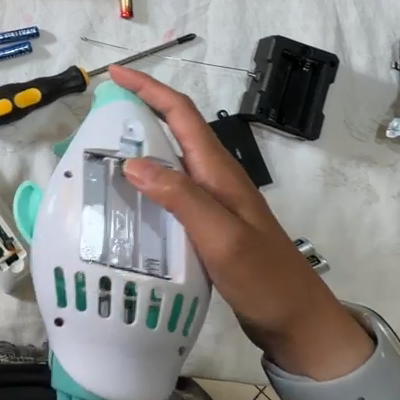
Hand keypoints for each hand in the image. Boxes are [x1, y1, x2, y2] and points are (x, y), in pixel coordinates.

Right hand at [109, 67, 373, 380]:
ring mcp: (211, 200)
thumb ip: (180, 197)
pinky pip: (168, 187)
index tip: (115, 74)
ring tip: (102, 147)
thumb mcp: (222, 237)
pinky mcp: (206, 222)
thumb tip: (131, 162)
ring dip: (138, 142)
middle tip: (100, 109)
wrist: (299, 325)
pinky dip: (144, 178)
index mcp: (218, 170)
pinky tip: (126, 195)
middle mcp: (213, 177)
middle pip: (174, 127)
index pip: (180, 113)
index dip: (148, 88)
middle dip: (139, 107)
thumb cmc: (265, 278)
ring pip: (169, 157)